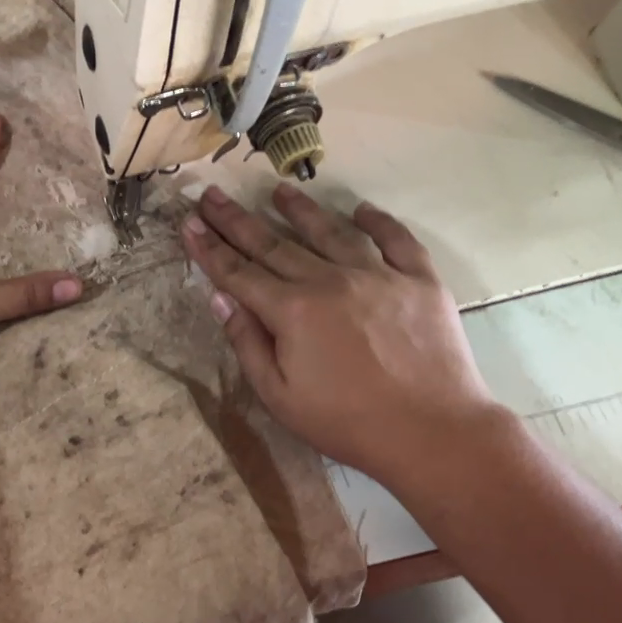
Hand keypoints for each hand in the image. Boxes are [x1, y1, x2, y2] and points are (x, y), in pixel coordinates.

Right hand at [182, 183, 505, 480]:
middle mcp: (330, 281)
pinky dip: (377, 221)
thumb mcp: (278, 395)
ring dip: (300, 210)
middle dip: (238, 220)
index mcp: (292, 312)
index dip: (210, 248)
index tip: (189, 222)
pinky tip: (361, 210)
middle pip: (275, 245)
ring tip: (278, 190)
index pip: (239, 273)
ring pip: (331, 232)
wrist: (432, 431)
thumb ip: (247, 343)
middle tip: (213, 195)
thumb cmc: (344, 422)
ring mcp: (378, 276)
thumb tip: (220, 297)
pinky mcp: (420, 281)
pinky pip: (396, 240)